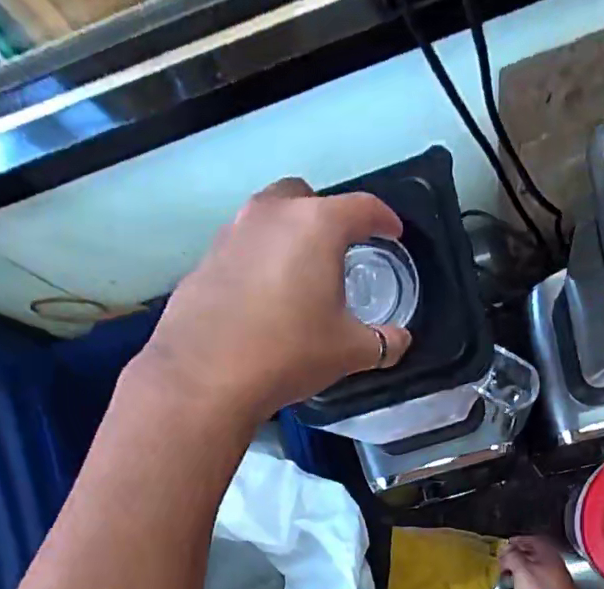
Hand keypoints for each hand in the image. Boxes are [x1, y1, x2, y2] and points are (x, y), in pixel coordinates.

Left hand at [137, 178, 414, 422]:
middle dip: (327, 216)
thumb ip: (383, 343)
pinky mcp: (205, 260)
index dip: (384, 219)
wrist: (206, 375)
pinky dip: (259, 261)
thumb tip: (399, 342)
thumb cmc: (290, 351)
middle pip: (305, 197)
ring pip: (268, 218)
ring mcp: (231, 233)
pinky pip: (242, 248)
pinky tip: (263, 298)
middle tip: (339, 250)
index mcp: (316, 226)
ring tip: (299, 275)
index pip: (362, 207)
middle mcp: (271, 215)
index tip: (393, 232)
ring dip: (288, 236)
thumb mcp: (350, 352)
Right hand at [500, 537, 592, 588]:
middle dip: (516, 557)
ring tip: (505, 578)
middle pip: (532, 555)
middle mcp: (553, 564)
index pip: (531, 539)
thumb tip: (505, 549)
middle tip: (501, 563)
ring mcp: (555, 581)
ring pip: (534, 571)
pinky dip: (525, 587)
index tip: (503, 547)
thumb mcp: (522, 571)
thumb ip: (512, 557)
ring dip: (519, 573)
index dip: (516, 541)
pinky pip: (536, 586)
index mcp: (547, 554)